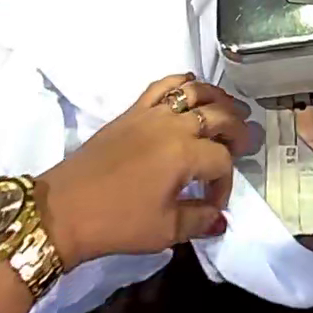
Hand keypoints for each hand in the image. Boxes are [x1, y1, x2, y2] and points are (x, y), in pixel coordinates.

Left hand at [37, 74, 254, 266]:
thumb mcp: (165, 230)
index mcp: (184, 154)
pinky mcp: (132, 109)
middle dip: (236, 129)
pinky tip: (191, 87)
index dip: (226, 183)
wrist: (68, 204)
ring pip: (193, 91)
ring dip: (216, 97)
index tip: (214, 203)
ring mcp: (150, 112)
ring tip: (228, 108)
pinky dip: (181, 82)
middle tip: (244, 142)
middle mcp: (172, 125)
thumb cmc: (119, 220)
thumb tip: (220, 217)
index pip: (222, 160)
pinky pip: (161, 85)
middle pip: (217, 115)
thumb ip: (199, 219)